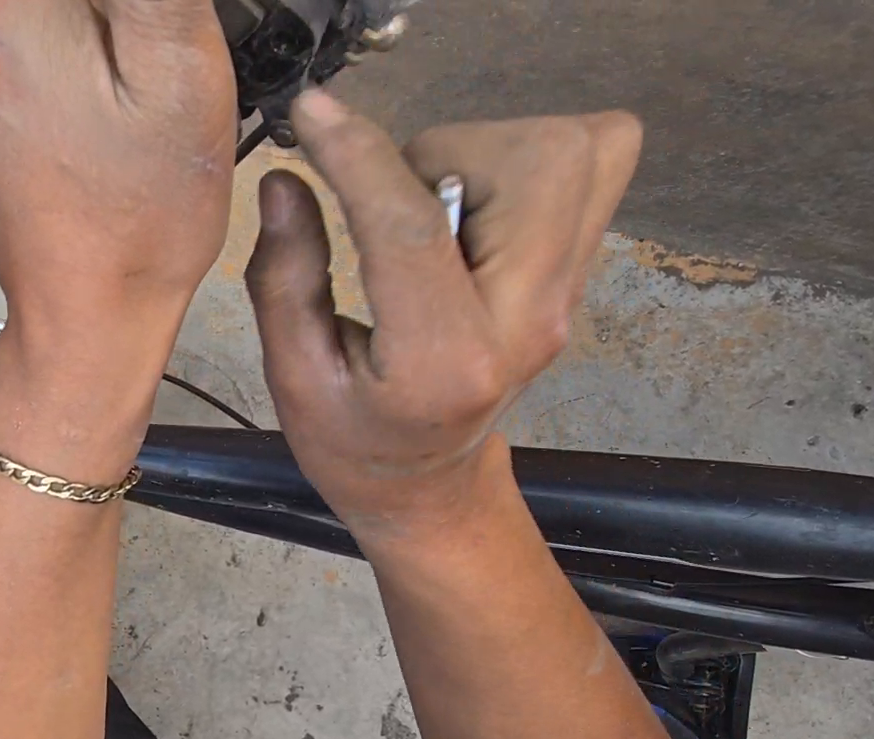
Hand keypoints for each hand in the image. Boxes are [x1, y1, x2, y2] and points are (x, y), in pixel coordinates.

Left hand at [0, 0, 236, 387]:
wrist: (88, 323)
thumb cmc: (143, 218)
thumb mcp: (179, 67)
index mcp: (14, 18)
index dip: (125, 11)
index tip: (145, 45)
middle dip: (117, 21)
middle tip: (155, 77)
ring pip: (44, 21)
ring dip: (100, 42)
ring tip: (135, 112)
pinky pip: (26, 70)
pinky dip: (71, 77)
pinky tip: (103, 131)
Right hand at [245, 90, 641, 543]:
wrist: (427, 487)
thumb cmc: (349, 445)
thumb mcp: (293, 380)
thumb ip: (285, 281)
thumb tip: (285, 183)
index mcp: (443, 361)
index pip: (408, 227)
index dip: (355, 157)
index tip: (311, 115)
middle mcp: (528, 318)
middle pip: (538, 160)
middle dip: (440, 155)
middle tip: (383, 206)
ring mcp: (568, 293)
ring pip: (581, 148)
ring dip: (485, 155)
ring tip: (423, 212)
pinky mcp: (577, 271)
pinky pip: (588, 167)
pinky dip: (520, 165)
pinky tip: (462, 216)